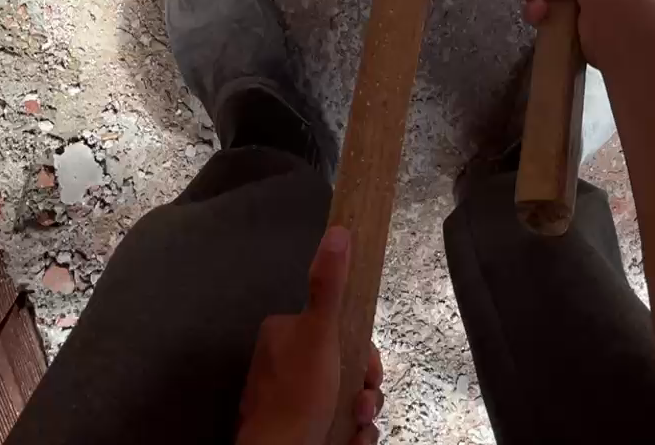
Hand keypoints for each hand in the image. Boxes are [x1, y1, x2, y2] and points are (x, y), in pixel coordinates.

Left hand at [236, 227, 383, 444]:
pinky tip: (351, 441)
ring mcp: (291, 403)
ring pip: (344, 397)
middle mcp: (284, 366)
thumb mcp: (319, 331)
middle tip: (365, 401)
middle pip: (344, 366)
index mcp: (284, 335)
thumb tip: (338, 231)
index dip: (362, 349)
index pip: (335, 330)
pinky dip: (351, 435)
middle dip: (364, 386)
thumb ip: (329, 284)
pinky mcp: (299, 433)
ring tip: (358, 427)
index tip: (370, 368)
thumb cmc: (298, 393)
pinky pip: (335, 426)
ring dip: (362, 413)